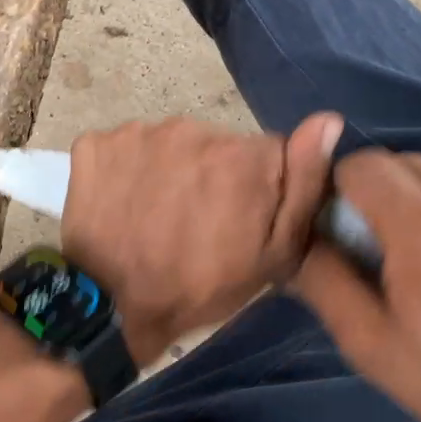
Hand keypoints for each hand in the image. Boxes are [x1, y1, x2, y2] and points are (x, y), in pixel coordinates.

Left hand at [60, 113, 343, 361]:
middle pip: (213, 144)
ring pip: (167, 144)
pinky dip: (123, 169)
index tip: (239, 217)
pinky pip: (121, 149)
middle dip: (211, 174)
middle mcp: (189, 129)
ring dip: (167, 169)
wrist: (114, 301)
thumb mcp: (275, 252)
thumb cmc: (203, 285)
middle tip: (193, 221)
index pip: (266, 153)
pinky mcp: (93, 144)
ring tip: (156, 213)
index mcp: (241, 153)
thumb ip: (304, 182)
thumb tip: (327, 120)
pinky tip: (122, 202)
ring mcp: (135, 133)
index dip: (257, 185)